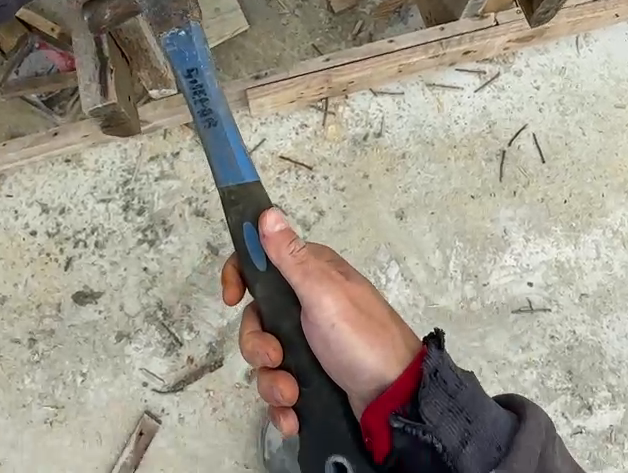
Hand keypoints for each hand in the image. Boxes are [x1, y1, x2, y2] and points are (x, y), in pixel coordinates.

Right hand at [221, 209, 421, 436]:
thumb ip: (291, 256)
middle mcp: (305, 303)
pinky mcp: (312, 377)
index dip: (239, 275)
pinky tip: (294, 415)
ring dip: (272, 381)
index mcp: (309, 273)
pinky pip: (279, 389)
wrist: (396, 399)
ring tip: (292, 395)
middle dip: (257, 344)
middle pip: (256, 317)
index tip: (231, 299)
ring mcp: (308, 342)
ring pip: (265, 357)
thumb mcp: (324, 293)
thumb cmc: (361, 336)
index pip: (260, 262)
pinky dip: (282, 405)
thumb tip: (267, 213)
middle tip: (276, 358)